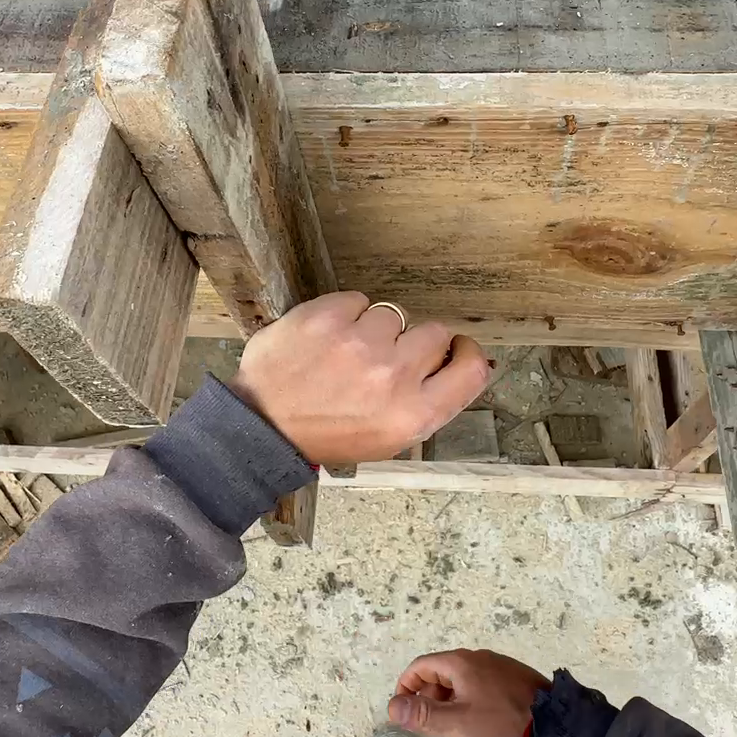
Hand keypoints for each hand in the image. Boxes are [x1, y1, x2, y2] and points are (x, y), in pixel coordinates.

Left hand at [228, 292, 489, 466]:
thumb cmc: (330, 434)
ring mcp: (357, 342)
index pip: (472, 368)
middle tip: (384, 359)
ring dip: (375, 329)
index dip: (466, 353)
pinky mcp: (325, 316)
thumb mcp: (390, 437)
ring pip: (393, 314)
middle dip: (414, 342)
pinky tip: (328, 339)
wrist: (264, 425)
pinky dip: (346, 315)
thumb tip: (462, 358)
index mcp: (413, 414)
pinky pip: (358, 300)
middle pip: (436, 332)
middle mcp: (392, 376)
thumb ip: (430, 400)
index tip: (453, 351)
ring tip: (346, 354)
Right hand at [386, 649, 549, 736]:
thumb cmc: (500, 721)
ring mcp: (495, 663)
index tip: (402, 709)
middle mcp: (475, 656)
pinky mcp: (510, 674)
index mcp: (459, 662)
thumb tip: (392, 706)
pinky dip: (465, 694)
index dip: (406, 686)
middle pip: (439, 669)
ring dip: (446, 696)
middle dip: (426, 694)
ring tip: (449, 723)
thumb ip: (423, 715)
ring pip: (459, 676)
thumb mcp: (458, 723)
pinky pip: (477, 680)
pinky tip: (475, 716)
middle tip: (425, 722)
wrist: (552, 720)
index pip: (421, 665)